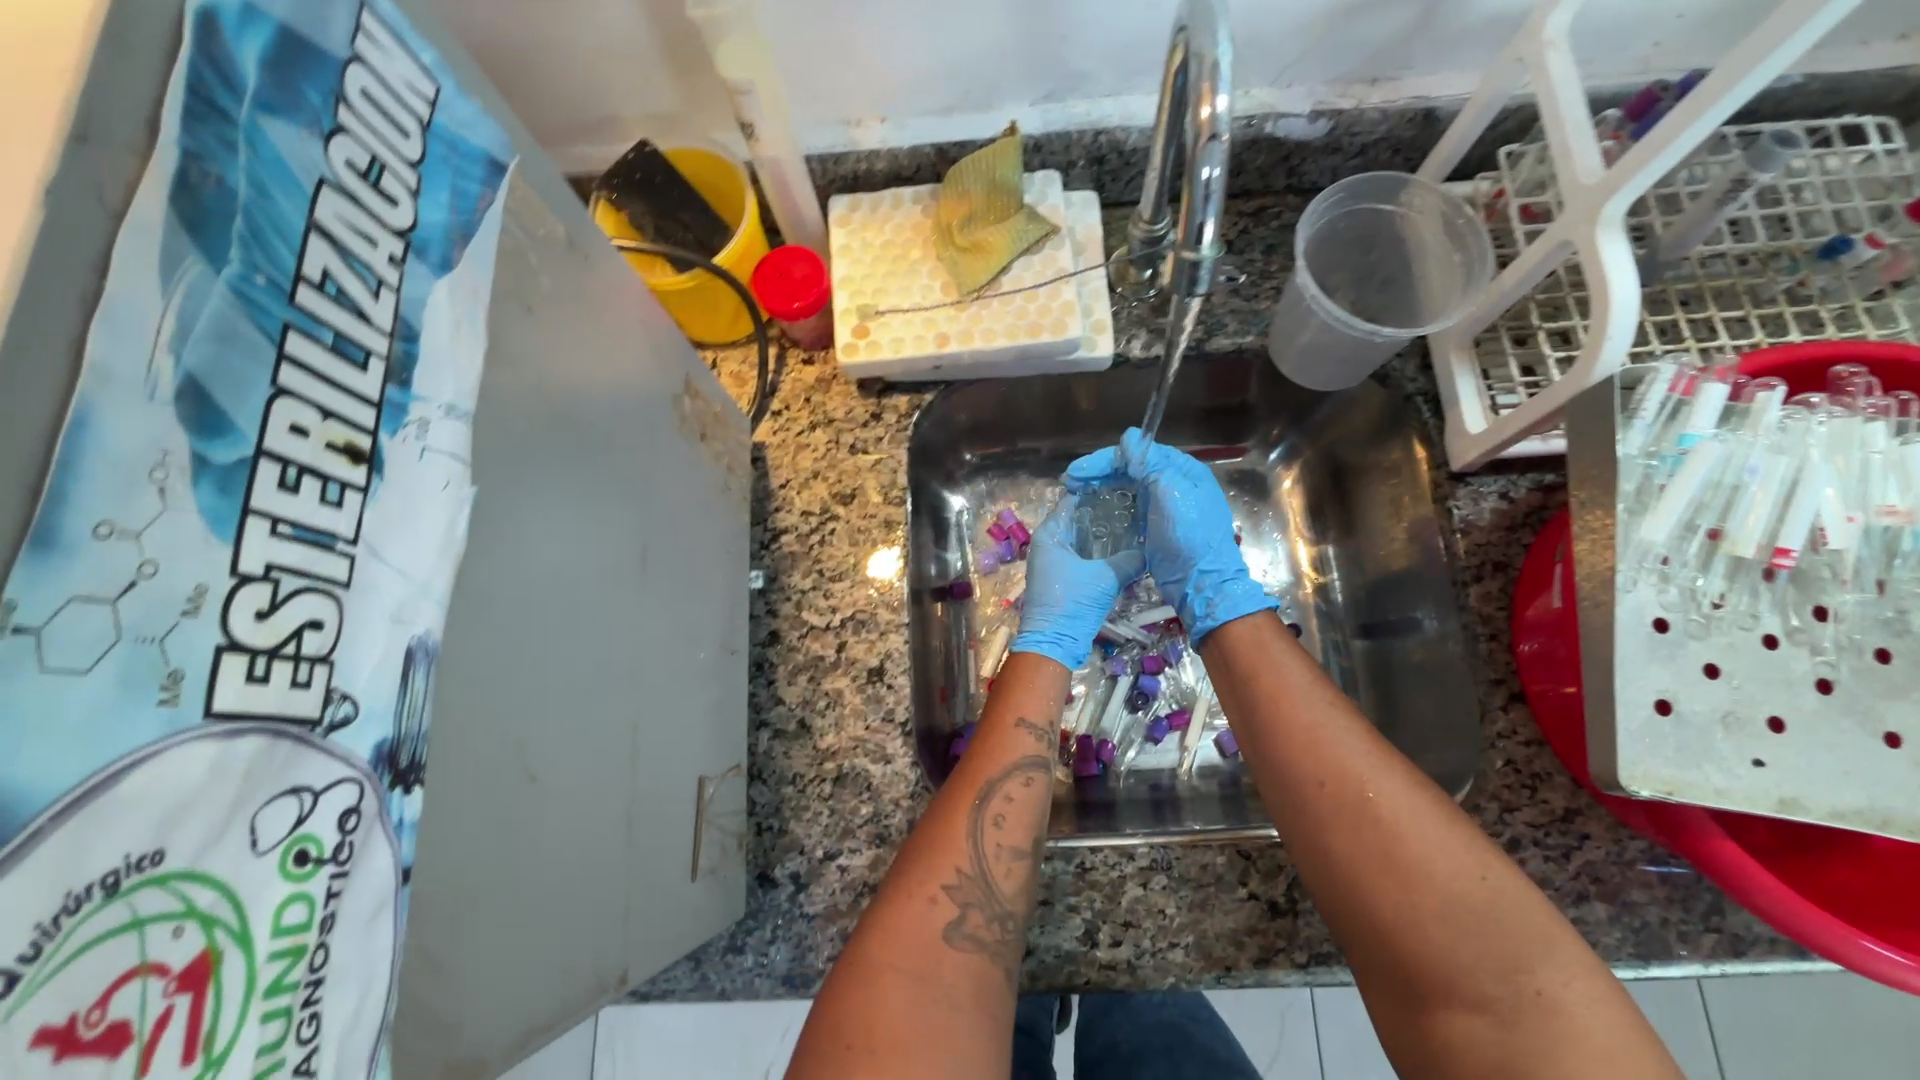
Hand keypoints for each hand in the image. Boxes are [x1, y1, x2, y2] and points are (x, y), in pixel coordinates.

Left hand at [1009, 492, 1145, 669]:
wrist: (1055, 642)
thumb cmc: (1073, 602)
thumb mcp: (1106, 577)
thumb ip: (1130, 559)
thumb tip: (1152, 548)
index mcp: (1050, 534)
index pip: (1072, 501)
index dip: (1095, 491)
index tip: (1120, 485)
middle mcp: (1048, 544)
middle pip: (1078, 520)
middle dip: (1103, 513)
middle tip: (1132, 503)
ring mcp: (1053, 562)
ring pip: (1081, 540)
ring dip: (1102, 536)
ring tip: (1132, 524)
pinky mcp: (1062, 579)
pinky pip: (1082, 558)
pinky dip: (1098, 554)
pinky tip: (1121, 552)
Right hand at [1064, 427, 1275, 642]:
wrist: (1203, 584)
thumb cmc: (1188, 536)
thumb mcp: (1170, 492)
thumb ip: (1149, 462)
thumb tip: (1129, 436)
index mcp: (1180, 469)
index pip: (1136, 453)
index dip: (1103, 460)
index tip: (1075, 473)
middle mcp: (1173, 483)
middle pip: (1130, 468)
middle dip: (1098, 473)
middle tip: (1069, 483)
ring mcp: (1165, 507)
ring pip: (1128, 487)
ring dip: (1101, 488)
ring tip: (1075, 494)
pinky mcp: (1156, 528)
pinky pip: (1130, 508)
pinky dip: (1111, 506)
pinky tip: (1094, 511)